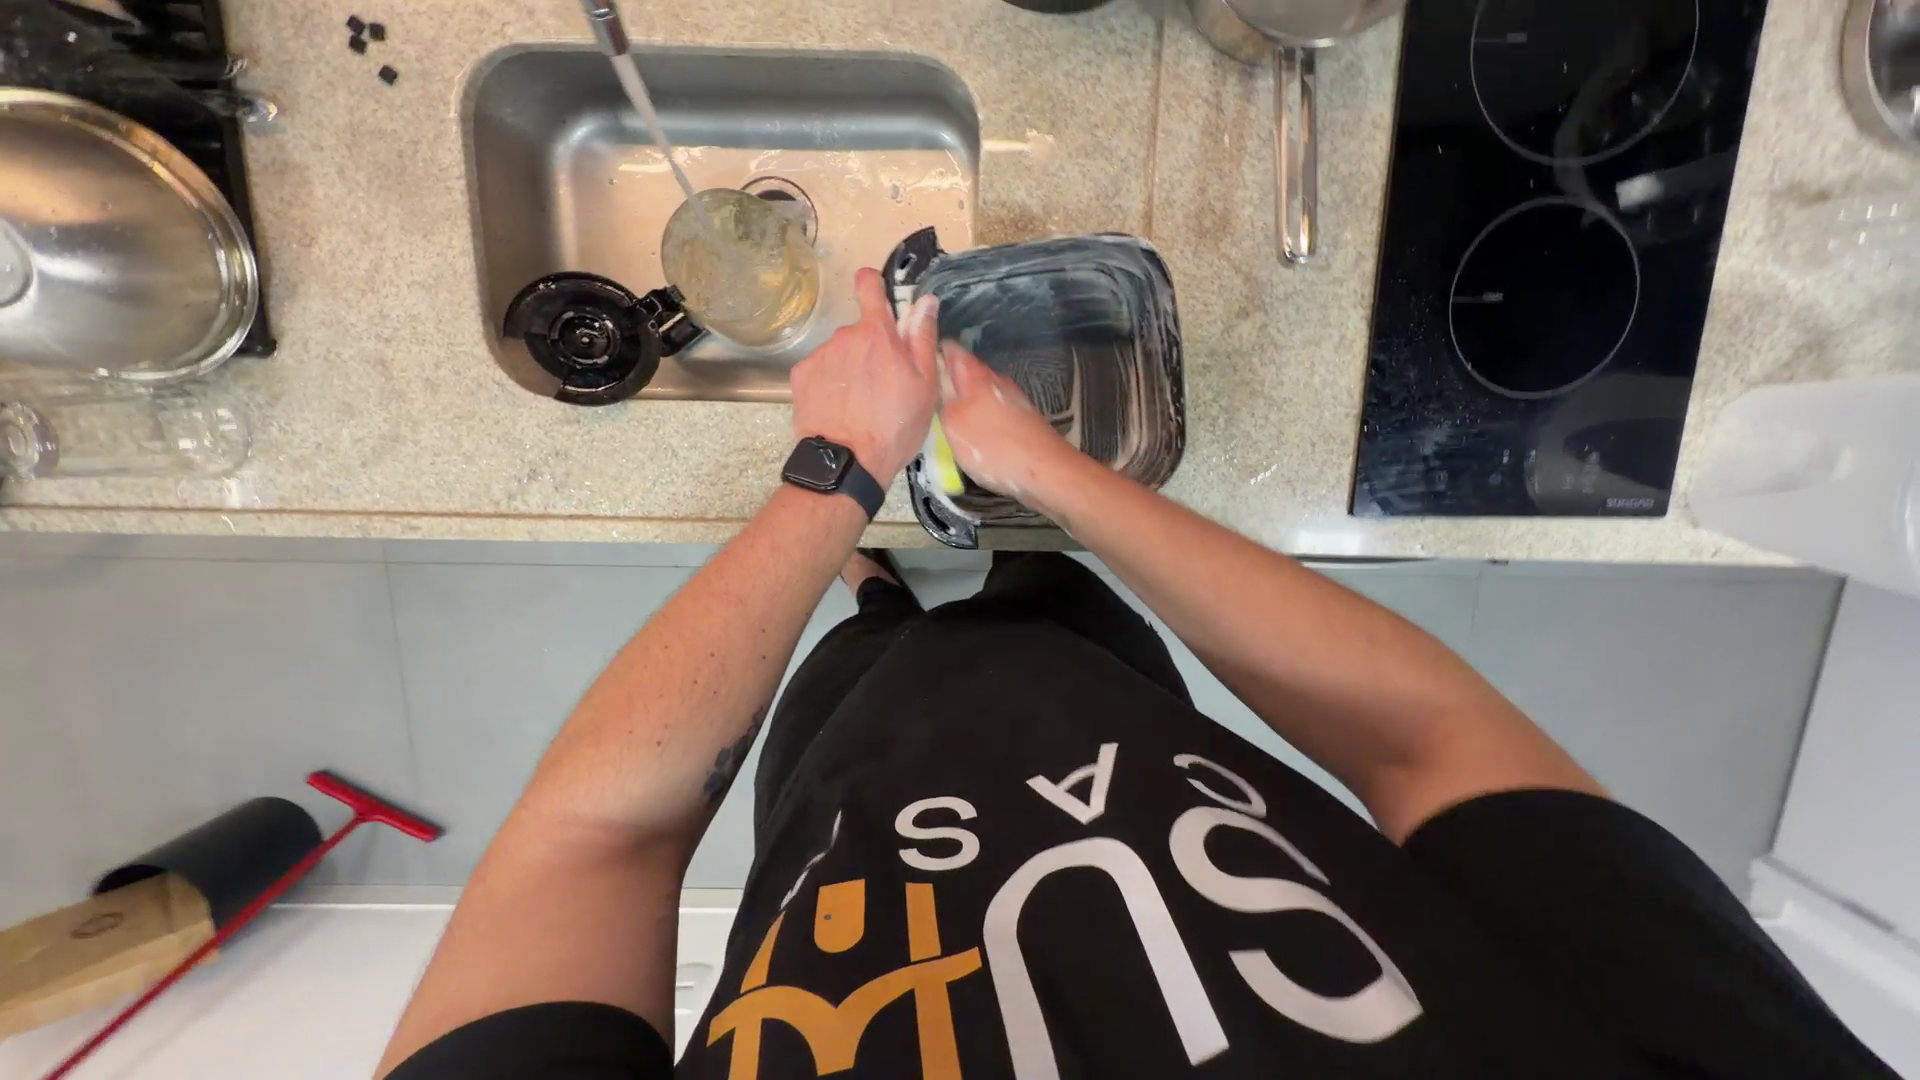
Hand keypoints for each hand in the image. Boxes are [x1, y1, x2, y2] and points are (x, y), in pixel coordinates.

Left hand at [790, 268, 939, 483]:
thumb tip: (925, 302)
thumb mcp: (924, 386)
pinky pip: (820, 371)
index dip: (873, 286)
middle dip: (870, 349)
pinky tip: (839, 409)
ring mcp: (820, 356)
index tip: (878, 298)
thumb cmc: (895, 426)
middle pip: (859, 332)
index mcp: (878, 334)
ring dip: (849, 369)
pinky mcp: (800, 377)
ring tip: (860, 404)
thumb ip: (923, 338)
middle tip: (882, 385)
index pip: (869, 285)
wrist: (848, 463)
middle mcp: (845, 336)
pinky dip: (829, 384)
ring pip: (839, 354)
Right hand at [935, 341, 1082, 513]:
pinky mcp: (1023, 419)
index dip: (935, 353)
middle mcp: (997, 380)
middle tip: (930, 398)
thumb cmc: (993, 447)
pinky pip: (995, 411)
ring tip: (950, 418)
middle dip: (950, 382)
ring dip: (967, 401)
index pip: (952, 351)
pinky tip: (976, 433)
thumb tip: (938, 384)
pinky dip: (983, 417)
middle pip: (968, 373)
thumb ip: (943, 401)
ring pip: (983, 393)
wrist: (1044, 470)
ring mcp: (1013, 400)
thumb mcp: (954, 425)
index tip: (920, 366)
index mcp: (976, 376)